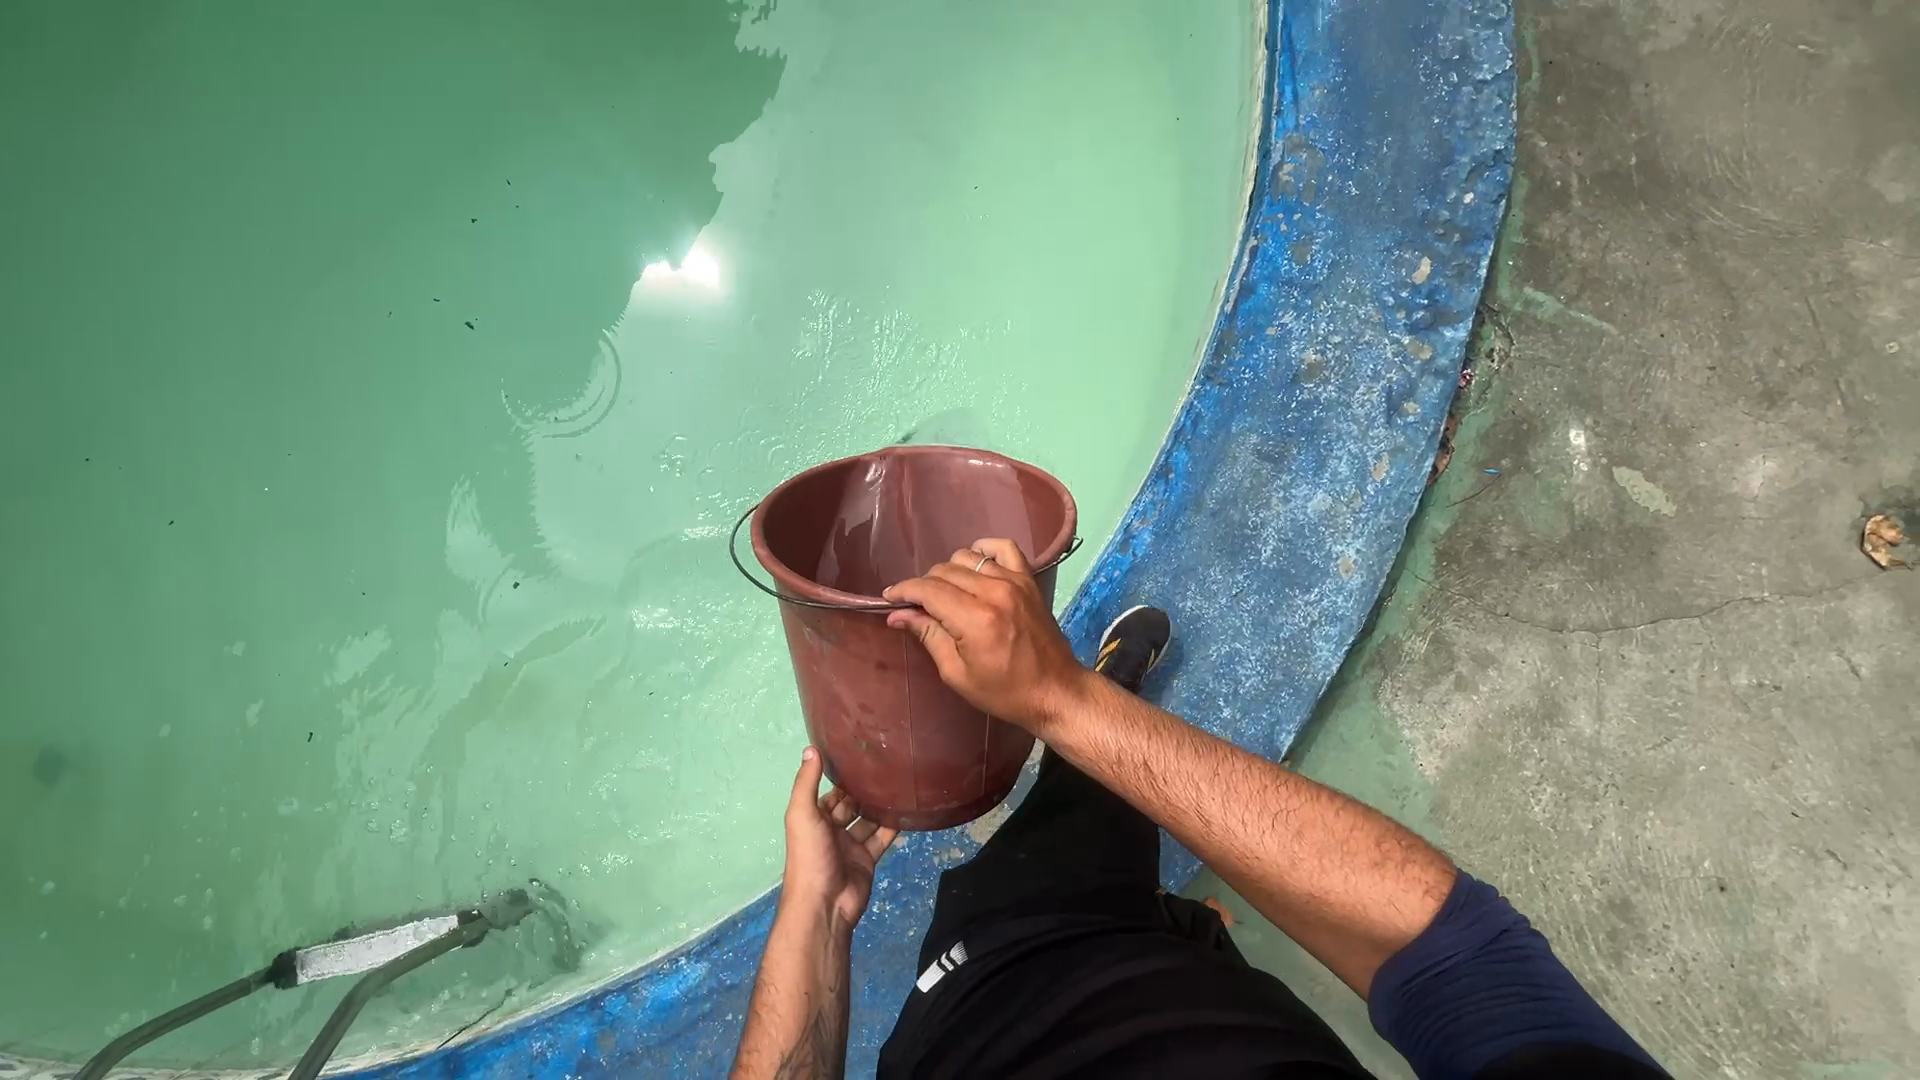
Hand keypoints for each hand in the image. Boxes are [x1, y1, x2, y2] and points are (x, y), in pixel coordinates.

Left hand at [781, 747, 897, 929]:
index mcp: (814, 818)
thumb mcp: (803, 814)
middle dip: (865, 788)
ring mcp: (851, 845)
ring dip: (881, 805)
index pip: (831, 792)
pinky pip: (882, 838)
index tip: (862, 755)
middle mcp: (832, 830)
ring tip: (901, 782)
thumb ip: (807, 782)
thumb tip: (811, 747)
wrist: (825, 903)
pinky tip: (908, 809)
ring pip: (868, 820)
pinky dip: (893, 826)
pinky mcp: (868, 859)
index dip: (843, 775)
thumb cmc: (810, 855)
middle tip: (888, 765)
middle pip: (851, 804)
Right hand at [881, 538, 1088, 731]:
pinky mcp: (1029, 580)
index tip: (890, 598)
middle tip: (919, 608)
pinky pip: (1003, 548)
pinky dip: (984, 551)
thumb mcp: (957, 674)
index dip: (904, 591)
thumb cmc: (1004, 692)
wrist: (1055, 690)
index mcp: (975, 619)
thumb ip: (928, 635)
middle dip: (924, 586)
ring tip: (947, 594)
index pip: (928, 590)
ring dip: (949, 572)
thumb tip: (898, 615)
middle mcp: (994, 592)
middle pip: (944, 571)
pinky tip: (975, 566)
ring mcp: (1015, 581)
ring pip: (967, 557)